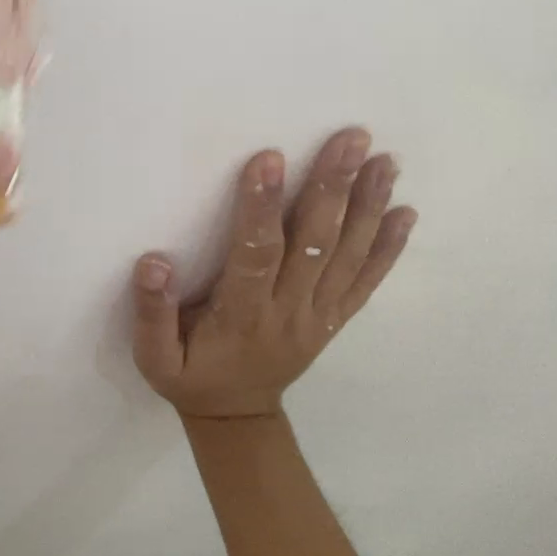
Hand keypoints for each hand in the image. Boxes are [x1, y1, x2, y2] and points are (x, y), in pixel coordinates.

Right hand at [130, 128, 414, 419]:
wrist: (237, 417)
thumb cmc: (190, 378)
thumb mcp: (153, 358)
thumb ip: (152, 312)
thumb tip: (154, 261)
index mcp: (241, 316)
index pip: (255, 254)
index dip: (261, 207)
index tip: (270, 159)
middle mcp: (288, 311)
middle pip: (314, 244)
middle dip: (332, 188)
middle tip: (352, 138)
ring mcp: (317, 315)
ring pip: (347, 256)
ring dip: (367, 205)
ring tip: (384, 159)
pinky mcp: (334, 318)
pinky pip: (366, 281)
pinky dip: (388, 247)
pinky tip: (404, 210)